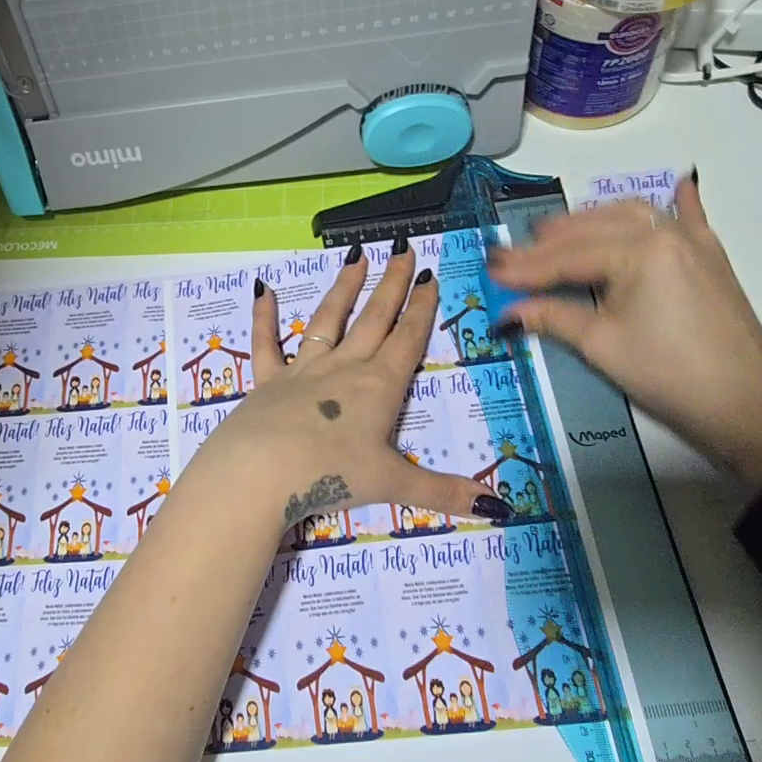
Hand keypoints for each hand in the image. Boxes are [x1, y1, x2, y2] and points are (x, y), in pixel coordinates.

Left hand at [194, 244, 513, 528]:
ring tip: (354, 258)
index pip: (407, 340)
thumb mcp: (394, 485)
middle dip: (391, 285)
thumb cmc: (331, 475)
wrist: (260, 472)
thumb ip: (444, 492)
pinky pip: (265, 343)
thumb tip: (501, 510)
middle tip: (404, 251)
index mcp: (379, 387)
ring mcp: (302, 371)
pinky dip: (264, 317)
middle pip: (373, 319)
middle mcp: (343, 369)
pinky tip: (263, 289)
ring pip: (327, 321)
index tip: (429, 276)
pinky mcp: (266, 381)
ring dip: (343, 289)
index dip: (421, 309)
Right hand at [488, 175, 761, 486]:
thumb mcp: (600, 345)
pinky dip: (679, 202)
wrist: (742, 401)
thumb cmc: (666, 372)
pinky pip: (691, 219)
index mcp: (639, 251)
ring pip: (633, 216)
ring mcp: (693, 242)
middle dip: (549, 243)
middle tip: (510, 254)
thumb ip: (553, 317)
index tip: (490, 270)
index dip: (526, 268)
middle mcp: (666, 233)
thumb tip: (509, 313)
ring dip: (591, 221)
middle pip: (596, 230)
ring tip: (555, 231)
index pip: (569, 257)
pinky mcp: (711, 259)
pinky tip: (679, 183)